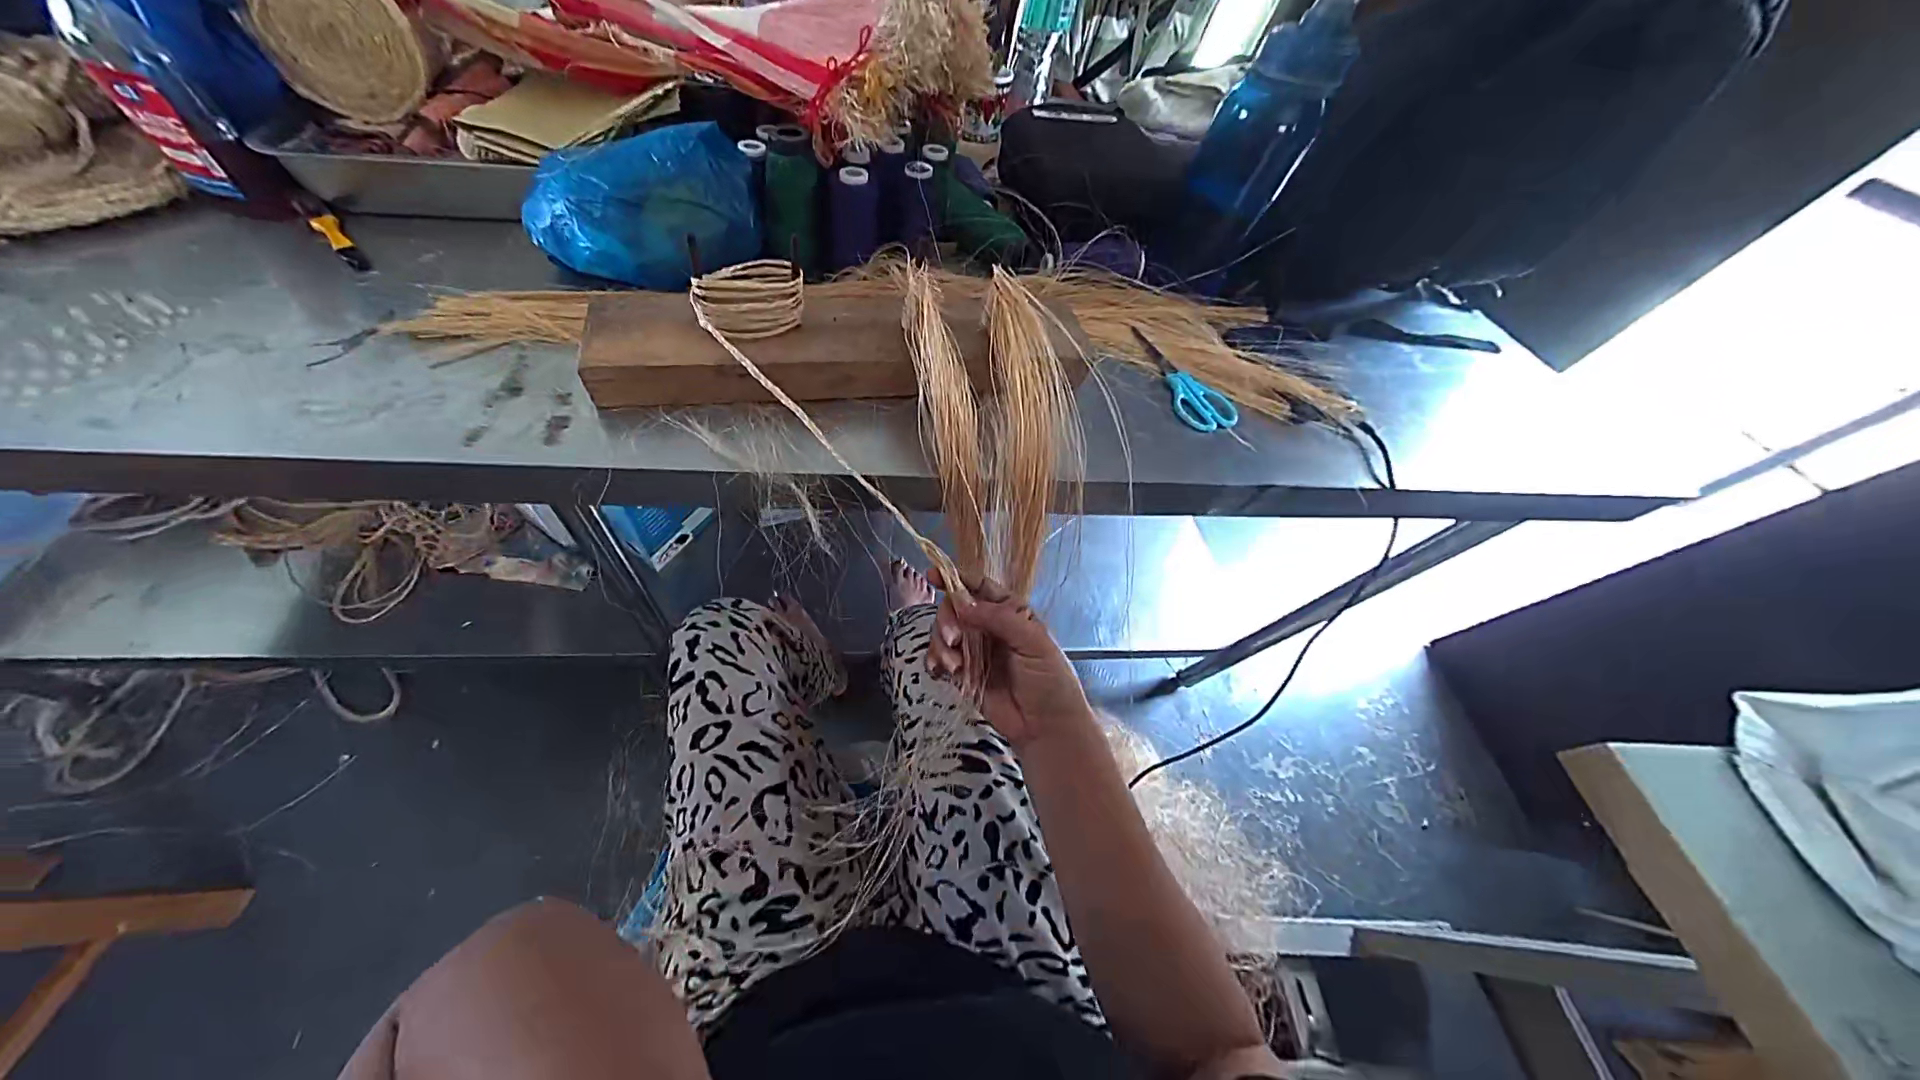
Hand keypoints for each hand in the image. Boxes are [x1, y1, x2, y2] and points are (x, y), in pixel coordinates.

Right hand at [926, 569, 1093, 747]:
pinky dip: (935, 661)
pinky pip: (939, 659)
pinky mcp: (964, 675)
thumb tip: (964, 604)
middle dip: (947, 619)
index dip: (957, 578)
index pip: (980, 587)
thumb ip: (1000, 619)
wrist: (1047, 727)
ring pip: (943, 633)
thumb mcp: (1034, 642)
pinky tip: (943, 671)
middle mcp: (989, 628)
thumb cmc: (1050, 681)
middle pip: (955, 609)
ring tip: (953, 665)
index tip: (934, 576)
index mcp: (1009, 613)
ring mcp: (975, 652)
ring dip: (940, 644)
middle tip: (953, 639)